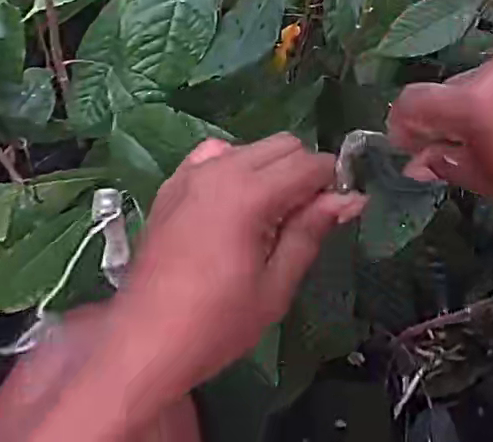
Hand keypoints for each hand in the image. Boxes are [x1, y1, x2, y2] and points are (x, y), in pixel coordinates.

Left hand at [0, 135, 364, 441]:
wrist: (140, 348)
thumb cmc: (214, 324)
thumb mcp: (275, 288)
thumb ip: (312, 231)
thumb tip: (352, 197)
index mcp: (249, 194)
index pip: (311, 163)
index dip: (331, 183)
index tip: (334, 212)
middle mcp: (222, 169)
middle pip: (286, 145)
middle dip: (304, 172)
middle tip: (301, 219)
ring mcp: (193, 172)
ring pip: (255, 146)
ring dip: (273, 169)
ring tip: (268, 215)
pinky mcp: (174, 182)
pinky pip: (218, 153)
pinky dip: (236, 165)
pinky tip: (232, 202)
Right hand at [388, 54, 492, 249]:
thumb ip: (455, 168)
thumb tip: (422, 161)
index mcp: (472, 102)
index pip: (412, 101)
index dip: (400, 129)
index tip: (409, 157)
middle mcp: (491, 72)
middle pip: (443, 93)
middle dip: (437, 127)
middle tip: (451, 167)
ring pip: (473, 90)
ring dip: (467, 119)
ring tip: (492, 159)